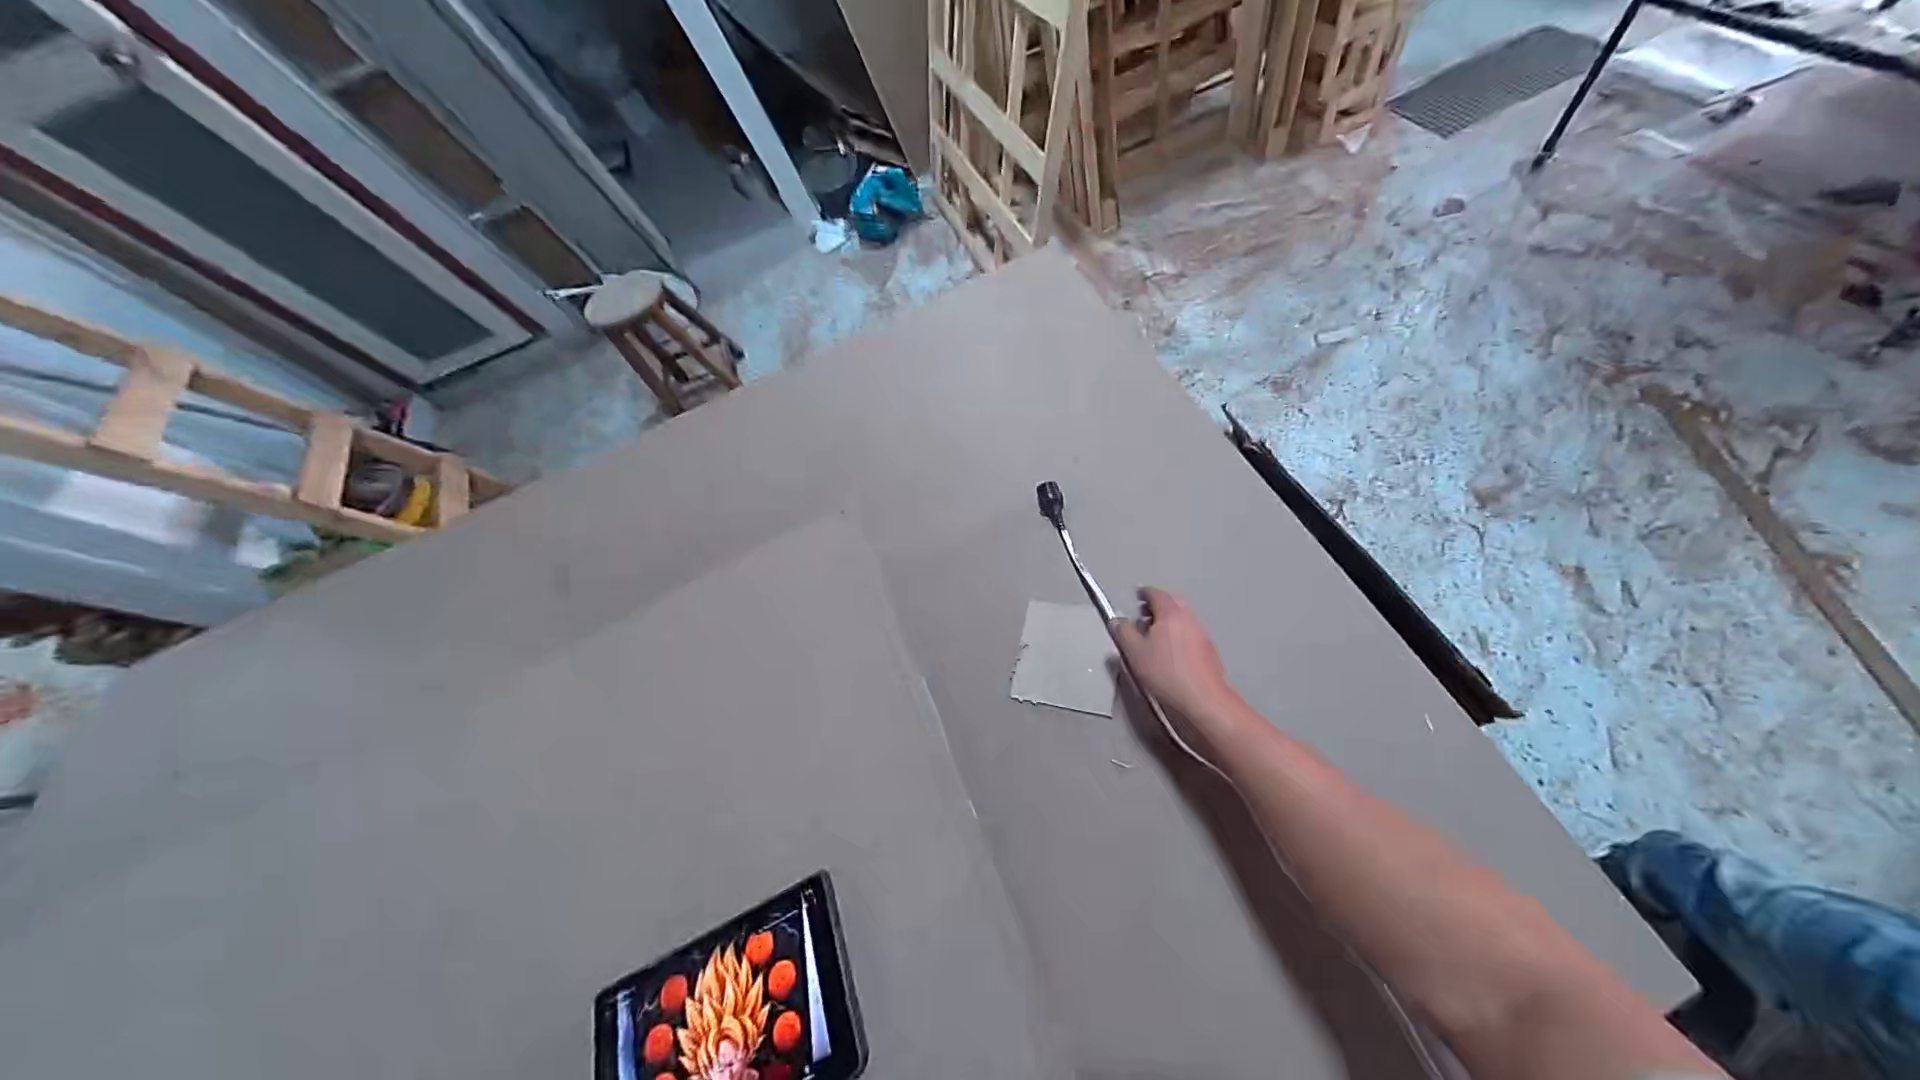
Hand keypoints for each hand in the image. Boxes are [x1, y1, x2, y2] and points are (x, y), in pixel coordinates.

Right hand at [1110, 587, 1240, 727]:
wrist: (1203, 699)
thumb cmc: (1165, 672)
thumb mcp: (1133, 652)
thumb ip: (1123, 631)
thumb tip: (1119, 622)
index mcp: (1170, 613)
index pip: (1155, 593)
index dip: (1142, 593)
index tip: (1135, 598)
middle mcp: (1189, 618)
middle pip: (1172, 602)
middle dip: (1157, 606)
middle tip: (1143, 617)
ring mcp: (1202, 634)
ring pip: (1182, 618)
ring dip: (1168, 622)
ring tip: (1154, 638)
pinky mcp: (1209, 650)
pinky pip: (1190, 633)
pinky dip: (1179, 635)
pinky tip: (1171, 654)